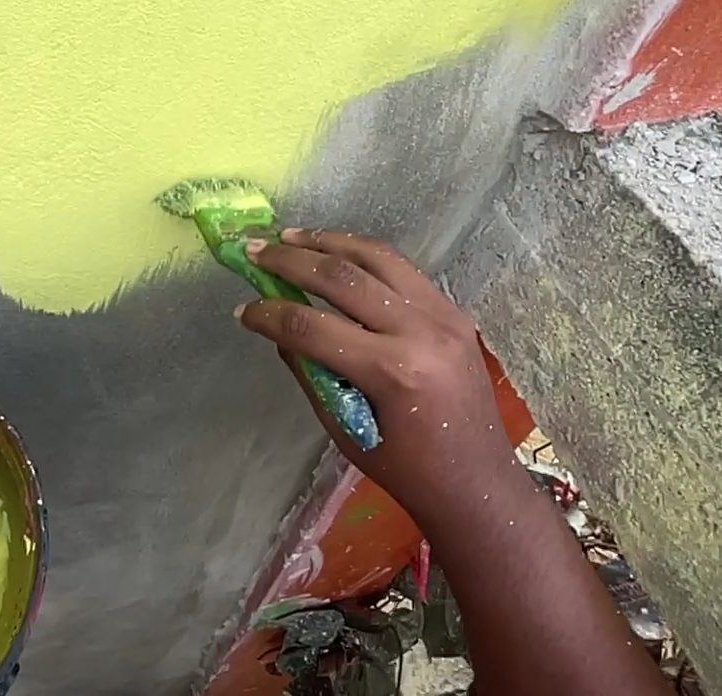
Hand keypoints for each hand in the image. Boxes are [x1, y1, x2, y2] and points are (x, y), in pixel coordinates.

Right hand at [234, 228, 519, 525]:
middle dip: (289, 260)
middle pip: (341, 277)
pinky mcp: (454, 311)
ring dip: (326, 242)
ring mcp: (444, 316)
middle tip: (253, 250)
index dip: (269, 315)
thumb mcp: (343, 427)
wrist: (479, 484)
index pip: (312, 327)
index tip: (242, 311)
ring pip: (375, 256)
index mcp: (393, 372)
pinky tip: (333, 251)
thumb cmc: (406, 470)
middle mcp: (421, 333)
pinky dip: (360, 254)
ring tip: (289, 237)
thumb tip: (278, 326)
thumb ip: (309, 369)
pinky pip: (401, 269)